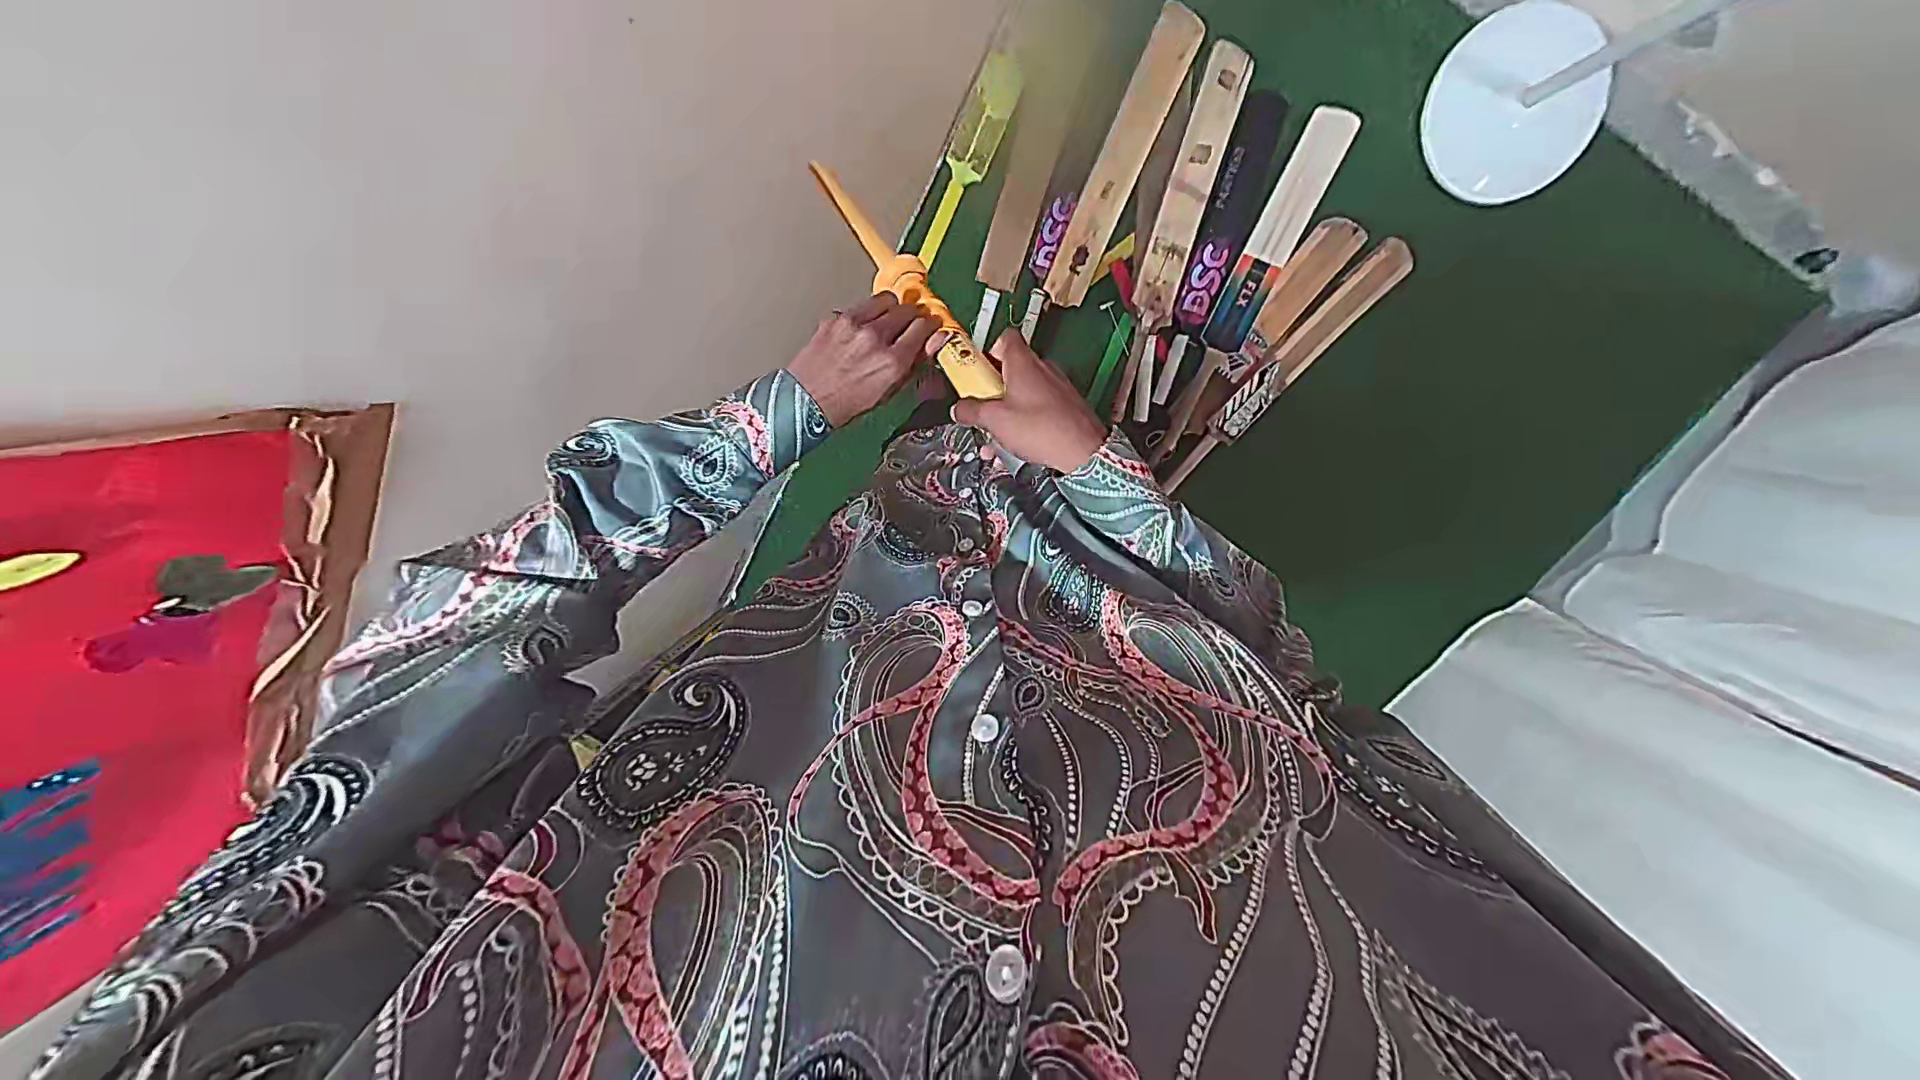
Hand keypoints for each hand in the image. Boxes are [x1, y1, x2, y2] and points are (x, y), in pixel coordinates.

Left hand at [788, 293, 944, 426]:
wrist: (806, 400)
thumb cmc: (844, 403)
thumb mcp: (888, 392)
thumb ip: (912, 365)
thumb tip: (931, 344)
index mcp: (892, 363)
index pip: (923, 328)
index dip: (930, 325)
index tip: (931, 325)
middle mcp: (874, 339)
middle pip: (907, 310)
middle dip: (913, 315)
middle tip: (912, 322)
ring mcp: (853, 325)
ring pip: (886, 300)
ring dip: (892, 308)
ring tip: (889, 320)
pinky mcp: (836, 318)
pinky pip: (860, 306)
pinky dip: (866, 314)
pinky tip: (863, 327)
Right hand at [951, 330, 1107, 472]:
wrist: (1082, 451)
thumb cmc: (1043, 429)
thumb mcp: (995, 420)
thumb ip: (972, 411)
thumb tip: (960, 409)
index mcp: (1022, 362)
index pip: (1004, 338)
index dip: (985, 352)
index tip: (973, 371)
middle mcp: (1041, 369)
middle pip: (1009, 368)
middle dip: (991, 389)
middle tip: (981, 407)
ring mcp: (1055, 386)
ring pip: (1022, 391)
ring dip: (1005, 409)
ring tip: (996, 432)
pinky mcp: (1064, 405)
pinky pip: (1036, 406)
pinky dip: (1023, 419)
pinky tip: (1014, 442)